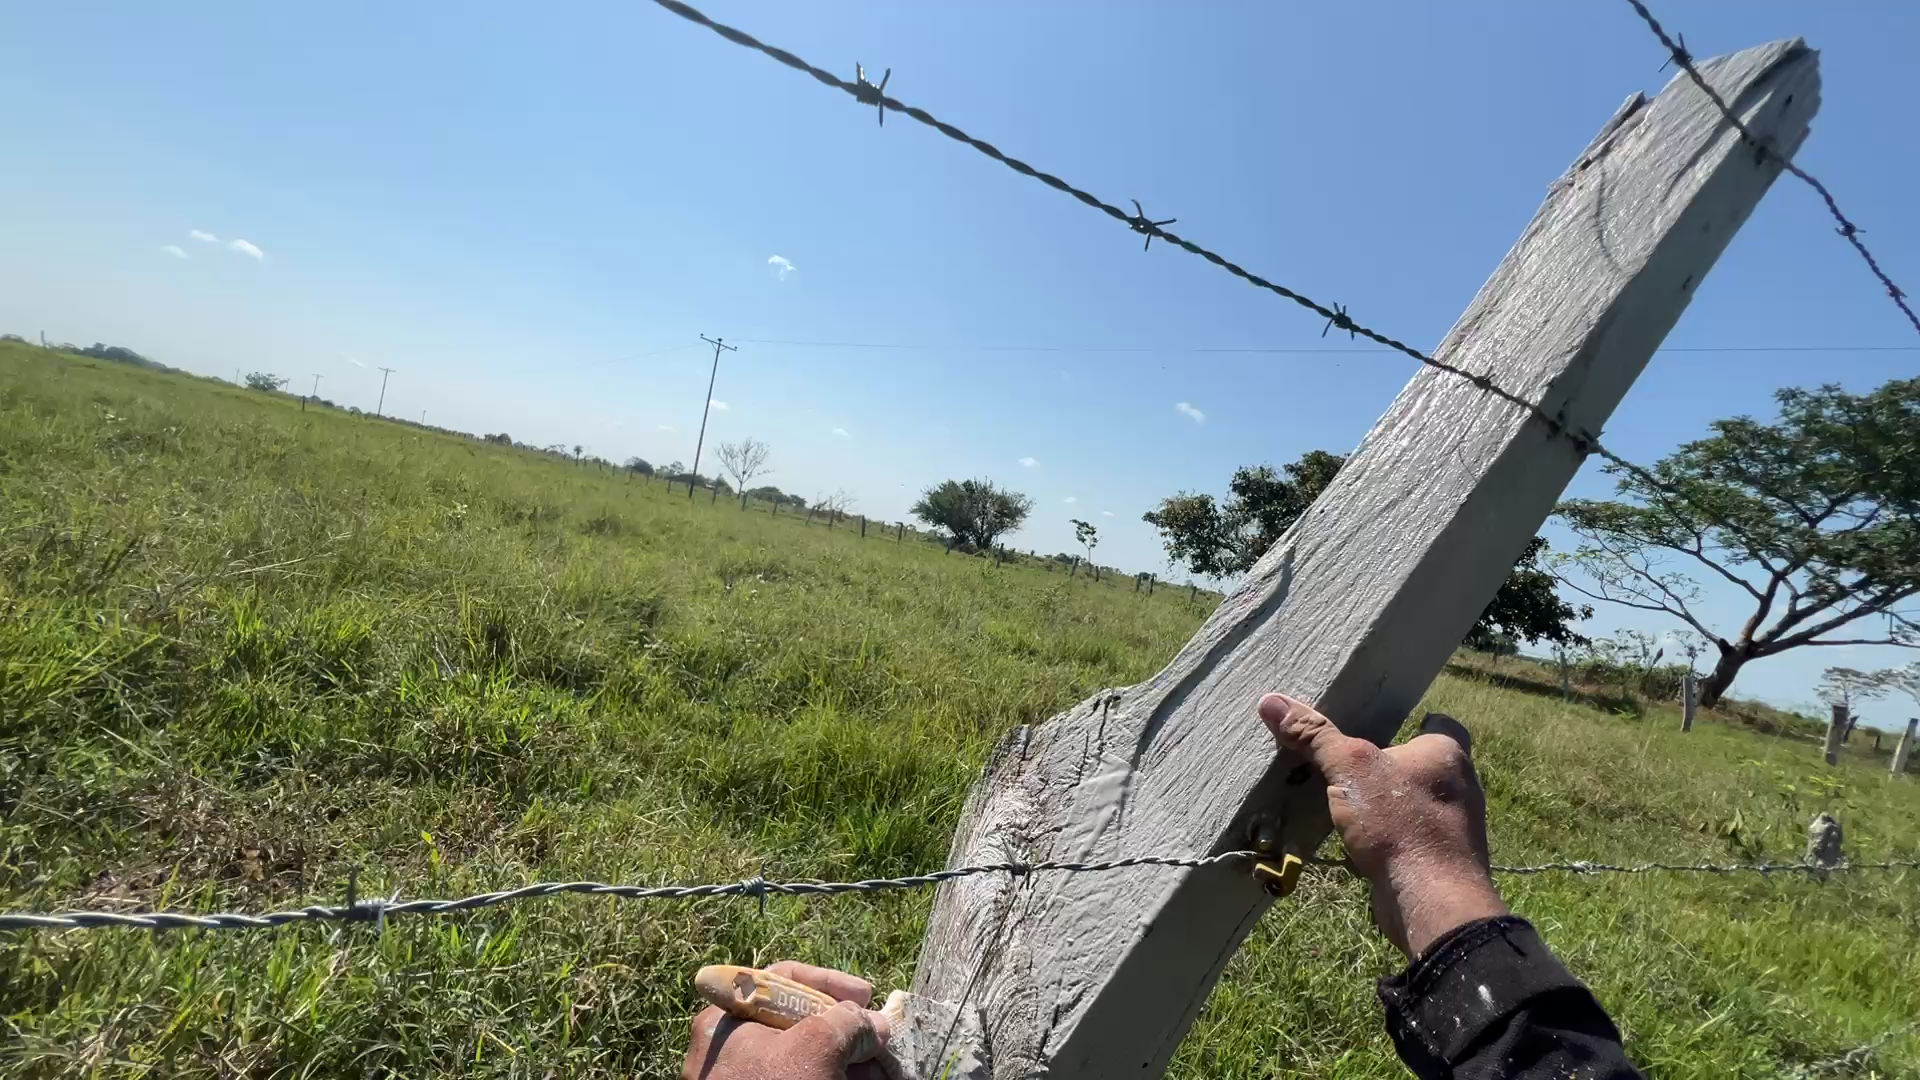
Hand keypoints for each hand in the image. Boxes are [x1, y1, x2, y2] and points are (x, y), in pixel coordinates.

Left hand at [682, 961, 891, 1079]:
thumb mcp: (819, 1046)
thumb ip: (849, 1022)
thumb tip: (874, 1025)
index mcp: (729, 1019)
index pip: (785, 980)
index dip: (830, 983)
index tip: (866, 996)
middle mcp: (734, 1047)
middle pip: (802, 1021)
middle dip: (847, 1031)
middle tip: (880, 1038)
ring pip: (808, 1058)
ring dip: (849, 1061)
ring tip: (883, 1068)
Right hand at [1259, 693, 1507, 957]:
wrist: (1433, 906)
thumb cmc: (1399, 823)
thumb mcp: (1348, 767)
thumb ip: (1313, 734)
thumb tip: (1270, 701)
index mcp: (1448, 755)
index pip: (1442, 724)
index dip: (1415, 720)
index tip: (1380, 722)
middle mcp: (1460, 787)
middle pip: (1423, 762)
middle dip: (1390, 760)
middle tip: (1348, 755)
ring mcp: (1452, 827)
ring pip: (1415, 799)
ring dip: (1385, 798)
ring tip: (1344, 793)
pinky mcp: (1439, 860)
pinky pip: (1409, 832)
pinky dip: (1386, 829)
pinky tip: (1356, 832)